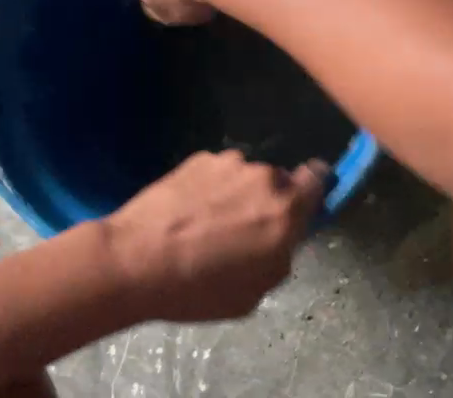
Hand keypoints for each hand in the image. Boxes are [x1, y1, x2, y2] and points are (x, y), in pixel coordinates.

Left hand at [102, 152, 328, 322]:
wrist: (135, 261)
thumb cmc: (198, 288)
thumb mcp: (253, 294)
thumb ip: (279, 258)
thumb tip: (280, 241)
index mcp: (286, 210)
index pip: (318, 179)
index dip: (312, 190)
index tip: (300, 206)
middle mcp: (265, 177)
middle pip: (277, 183)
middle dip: (266, 202)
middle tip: (242, 232)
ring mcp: (230, 163)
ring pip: (245, 177)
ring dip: (236, 195)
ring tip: (206, 225)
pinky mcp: (199, 157)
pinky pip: (216, 173)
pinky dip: (209, 188)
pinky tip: (186, 213)